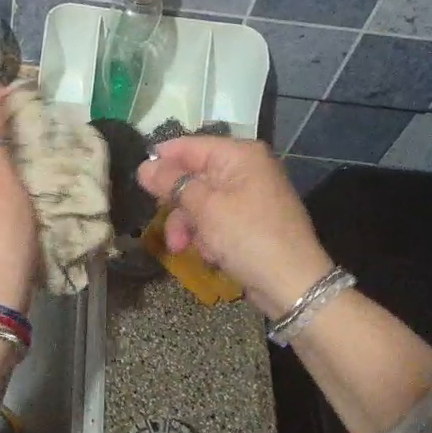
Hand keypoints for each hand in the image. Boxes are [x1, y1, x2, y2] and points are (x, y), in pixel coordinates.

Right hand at [137, 138, 333, 318]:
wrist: (294, 286)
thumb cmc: (248, 237)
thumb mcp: (204, 207)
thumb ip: (172, 183)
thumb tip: (144, 166)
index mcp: (240, 155)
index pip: (190, 146)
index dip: (162, 160)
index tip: (137, 178)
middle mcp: (247, 168)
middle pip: (195, 175)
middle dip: (176, 202)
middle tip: (159, 221)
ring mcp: (252, 195)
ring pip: (202, 200)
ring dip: (188, 224)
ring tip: (181, 247)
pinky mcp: (252, 221)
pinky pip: (218, 218)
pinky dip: (207, 234)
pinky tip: (208, 253)